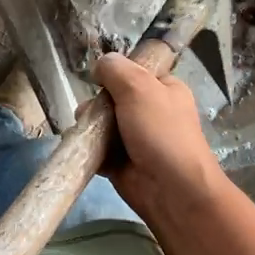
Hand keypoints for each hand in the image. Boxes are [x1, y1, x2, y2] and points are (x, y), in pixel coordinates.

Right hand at [92, 52, 230, 224]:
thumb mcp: (139, 87)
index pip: (136, 72)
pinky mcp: (122, 162)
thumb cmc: (160, 132)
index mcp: (165, 89)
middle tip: (92, 113)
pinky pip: (99, 149)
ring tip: (86, 133)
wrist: (171, 189)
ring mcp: (137, 138)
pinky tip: (83, 149)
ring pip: (102, 124)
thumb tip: (100, 65)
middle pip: (113, 98)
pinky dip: (90, 149)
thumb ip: (116, 69)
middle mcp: (151, 112)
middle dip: (98, 104)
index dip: (116, 74)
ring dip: (90, 127)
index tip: (100, 80)